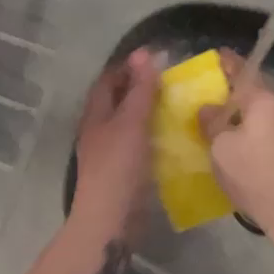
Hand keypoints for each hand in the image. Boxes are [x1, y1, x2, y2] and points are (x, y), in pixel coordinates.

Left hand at [72, 47, 160, 231]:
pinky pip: (139, 146)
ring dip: (149, 114)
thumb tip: (146, 54)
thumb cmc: (118, 167)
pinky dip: (154, 137)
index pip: (108, 80)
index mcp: (95, 115)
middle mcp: (99, 132)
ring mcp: (110, 154)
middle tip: (172, 81)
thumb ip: (141, 91)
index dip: (128, 66)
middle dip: (140, 89)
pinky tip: (173, 138)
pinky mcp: (124, 174)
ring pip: (129, 125)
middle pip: (118, 102)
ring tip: (177, 105)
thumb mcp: (131, 123)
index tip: (156, 58)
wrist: (110, 219)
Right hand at [197, 50, 273, 240]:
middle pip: (253, 92)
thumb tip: (208, 108)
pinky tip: (234, 147)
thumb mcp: (221, 147)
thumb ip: (212, 123)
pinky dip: (248, 132)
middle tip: (207, 95)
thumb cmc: (254, 174)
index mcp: (263, 100)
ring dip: (240, 115)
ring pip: (259, 114)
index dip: (227, 62)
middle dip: (232, 92)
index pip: (243, 71)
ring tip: (217, 124)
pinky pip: (264, 132)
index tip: (216, 55)